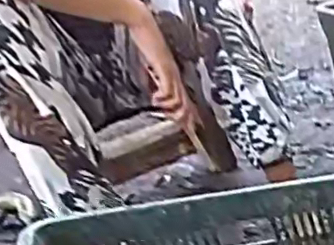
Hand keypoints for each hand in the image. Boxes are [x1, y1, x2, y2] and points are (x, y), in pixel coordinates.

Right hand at [132, 19, 193, 133]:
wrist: (143, 24)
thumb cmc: (147, 43)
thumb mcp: (153, 67)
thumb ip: (156, 82)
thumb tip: (155, 96)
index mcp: (176, 79)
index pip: (189, 103)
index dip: (190, 119)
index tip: (189, 130)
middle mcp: (177, 78)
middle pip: (188, 107)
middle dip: (182, 120)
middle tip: (172, 122)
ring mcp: (172, 74)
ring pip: (180, 102)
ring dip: (170, 109)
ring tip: (159, 107)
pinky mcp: (165, 69)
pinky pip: (169, 91)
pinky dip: (162, 99)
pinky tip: (154, 98)